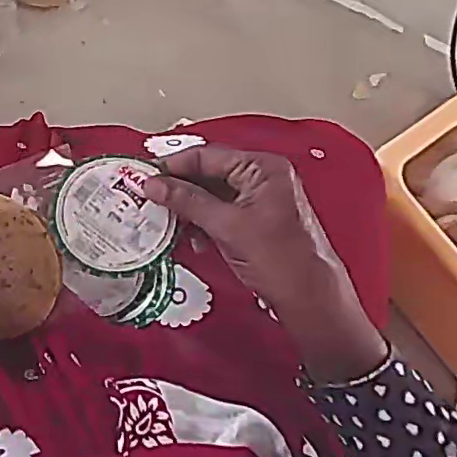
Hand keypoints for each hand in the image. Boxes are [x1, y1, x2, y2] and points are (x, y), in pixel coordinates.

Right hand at [146, 147, 386, 382]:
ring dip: (189, 208)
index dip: (174, 166)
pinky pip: (220, 212)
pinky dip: (202, 222)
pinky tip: (190, 238)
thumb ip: (188, 201)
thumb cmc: (279, 260)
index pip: (207, 156)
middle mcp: (262, 176)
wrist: (311, 301)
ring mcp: (259, 199)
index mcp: (262, 168)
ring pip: (211, 194)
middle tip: (150, 199)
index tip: (145, 176)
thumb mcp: (227, 226)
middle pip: (208, 173)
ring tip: (168, 222)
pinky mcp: (255, 220)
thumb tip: (152, 184)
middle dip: (180, 189)